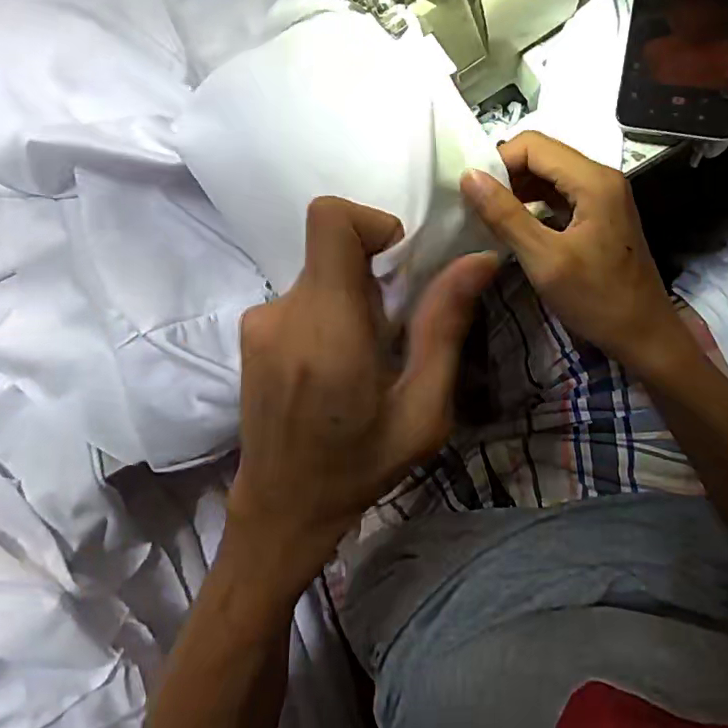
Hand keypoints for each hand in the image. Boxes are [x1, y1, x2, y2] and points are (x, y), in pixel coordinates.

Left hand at [228, 196, 499, 579]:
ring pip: (320, 272)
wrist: (281, 507)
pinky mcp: (249, 330)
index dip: (372, 224)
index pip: (330, 220)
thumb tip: (478, 259)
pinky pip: (302, 295)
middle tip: (392, 329)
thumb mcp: (422, 411)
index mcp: (327, 328)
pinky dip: (327, 312)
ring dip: (350, 298)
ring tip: (362, 359)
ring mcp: (259, 319)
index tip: (399, 268)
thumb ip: (445, 328)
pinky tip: (334, 366)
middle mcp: (284, 311)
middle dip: (372, 272)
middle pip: (332, 246)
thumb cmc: (360, 466)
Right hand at [460, 132, 687, 371]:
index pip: (533, 145)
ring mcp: (602, 195)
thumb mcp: (544, 259)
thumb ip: (505, 215)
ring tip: (489, 215)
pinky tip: (513, 225)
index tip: (471, 191)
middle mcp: (601, 177)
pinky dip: (532, 203)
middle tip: (476, 204)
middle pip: (541, 154)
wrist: (646, 337)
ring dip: (516, 189)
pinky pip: (558, 194)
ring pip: (548, 174)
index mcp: (593, 180)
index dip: (498, 161)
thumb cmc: (597, 299)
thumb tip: (468, 176)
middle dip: (505, 174)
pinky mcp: (599, 213)